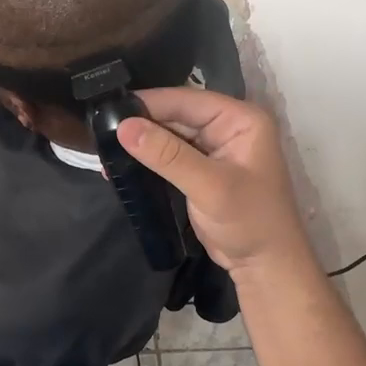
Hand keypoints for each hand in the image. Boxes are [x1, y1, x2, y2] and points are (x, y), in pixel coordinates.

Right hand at [116, 87, 310, 273]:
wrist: (265, 265)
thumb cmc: (249, 221)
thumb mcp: (209, 186)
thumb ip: (167, 155)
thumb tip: (124, 127)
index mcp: (240, 119)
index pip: (187, 100)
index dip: (149, 103)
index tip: (109, 109)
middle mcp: (227, 126)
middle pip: (175, 115)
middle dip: (141, 124)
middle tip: (100, 130)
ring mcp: (213, 148)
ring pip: (168, 134)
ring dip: (141, 142)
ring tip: (103, 147)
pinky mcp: (200, 168)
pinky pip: (168, 155)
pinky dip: (147, 159)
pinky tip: (120, 164)